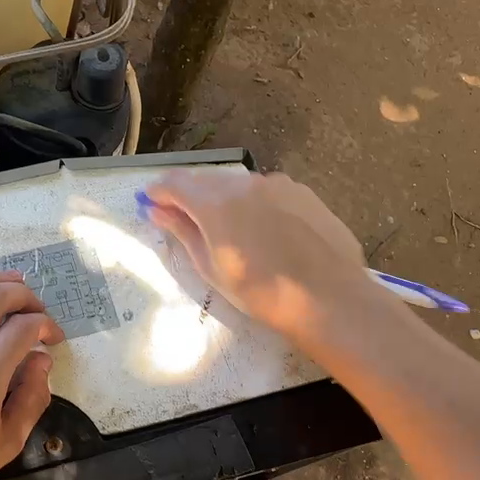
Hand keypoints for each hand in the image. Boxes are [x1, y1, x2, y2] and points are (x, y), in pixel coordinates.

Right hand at [143, 170, 378, 345]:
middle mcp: (244, 183)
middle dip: (190, 196)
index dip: (159, 192)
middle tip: (183, 218)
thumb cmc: (261, 291)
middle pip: (206, 181)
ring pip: (238, 185)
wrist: (329, 298)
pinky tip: (263, 231)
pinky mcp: (303, 193)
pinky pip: (267, 192)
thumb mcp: (211, 267)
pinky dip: (254, 204)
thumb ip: (182, 231)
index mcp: (215, 202)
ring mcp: (278, 184)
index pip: (175, 183)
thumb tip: (157, 210)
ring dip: (224, 199)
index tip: (150, 203)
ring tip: (227, 229)